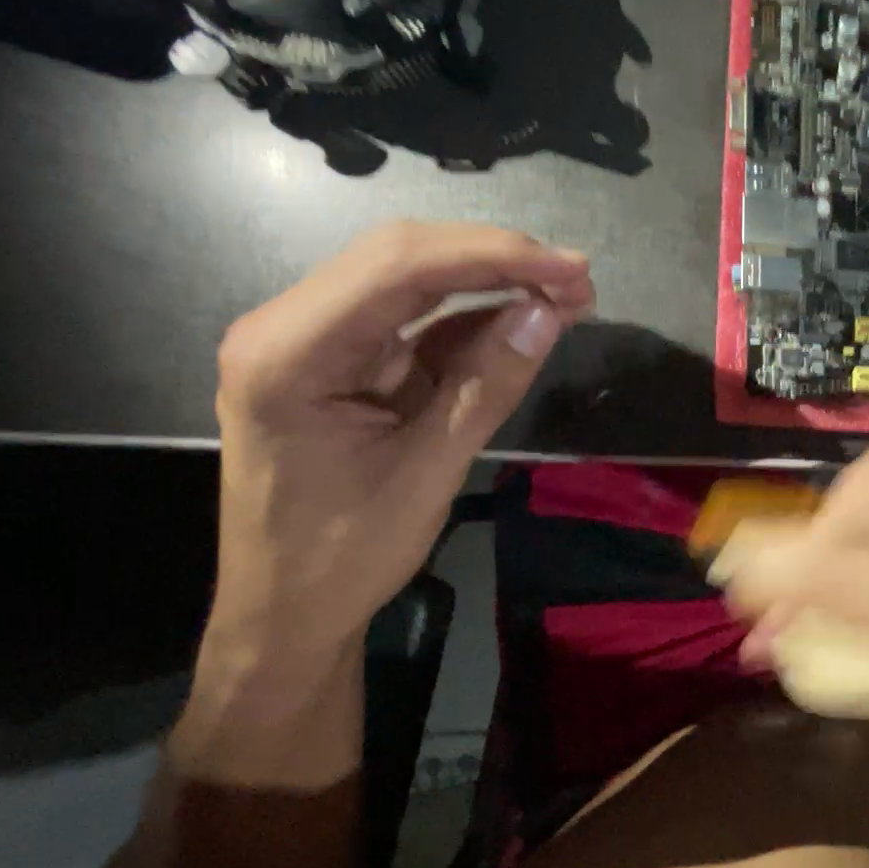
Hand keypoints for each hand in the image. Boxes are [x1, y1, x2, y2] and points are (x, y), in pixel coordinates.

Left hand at [207, 221, 592, 677]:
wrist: (289, 611)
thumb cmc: (344, 553)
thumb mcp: (428, 471)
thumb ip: (485, 386)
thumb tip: (548, 312)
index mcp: (289, 351)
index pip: (398, 269)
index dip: (494, 256)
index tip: (573, 268)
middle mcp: (291, 327)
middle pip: (401, 259)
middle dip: (497, 260)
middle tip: (579, 279)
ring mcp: (318, 342)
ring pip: (412, 282)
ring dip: (492, 284)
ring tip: (568, 295)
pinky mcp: (347, 363)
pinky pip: (418, 324)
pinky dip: (477, 320)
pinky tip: (527, 320)